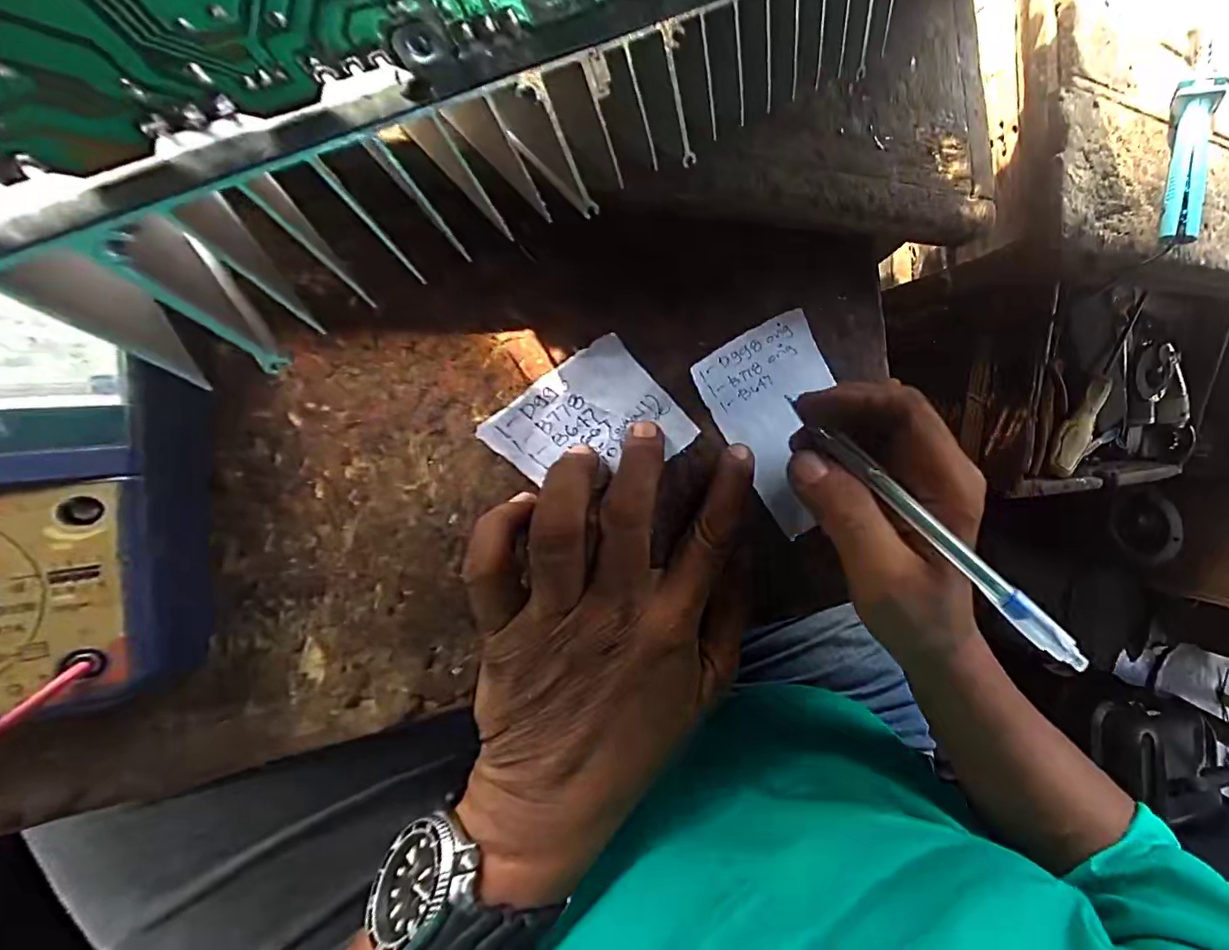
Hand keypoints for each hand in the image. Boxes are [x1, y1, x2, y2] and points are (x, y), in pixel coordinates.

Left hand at [454, 425, 753, 906]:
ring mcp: (552, 621)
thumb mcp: (711, 683)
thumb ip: (730, 614)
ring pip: (558, 535)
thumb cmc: (644, 736)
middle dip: (642, 467)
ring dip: (572, 485)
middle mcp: (614, 613)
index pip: (706, 542)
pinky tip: (523, 503)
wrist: (555, 799)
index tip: (732, 451)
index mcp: (671, 625)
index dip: (724, 490)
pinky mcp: (501, 634)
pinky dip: (498, 530)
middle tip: (645, 429)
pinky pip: (489, 573)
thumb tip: (740, 550)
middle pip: (628, 523)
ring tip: (585, 453)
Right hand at [787, 382, 986, 669]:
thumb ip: (847, 515)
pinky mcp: (913, 486)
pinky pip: (878, 449)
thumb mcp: (879, 575)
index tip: (808, 410)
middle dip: (845, 410)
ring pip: (885, 425)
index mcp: (953, 482)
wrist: (938, 645)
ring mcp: (931, 474)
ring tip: (801, 445)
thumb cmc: (917, 617)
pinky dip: (845, 447)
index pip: (910, 411)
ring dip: (842, 426)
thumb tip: (805, 459)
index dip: (857, 399)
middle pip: (897, 410)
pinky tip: (819, 463)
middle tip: (797, 428)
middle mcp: (947, 467)